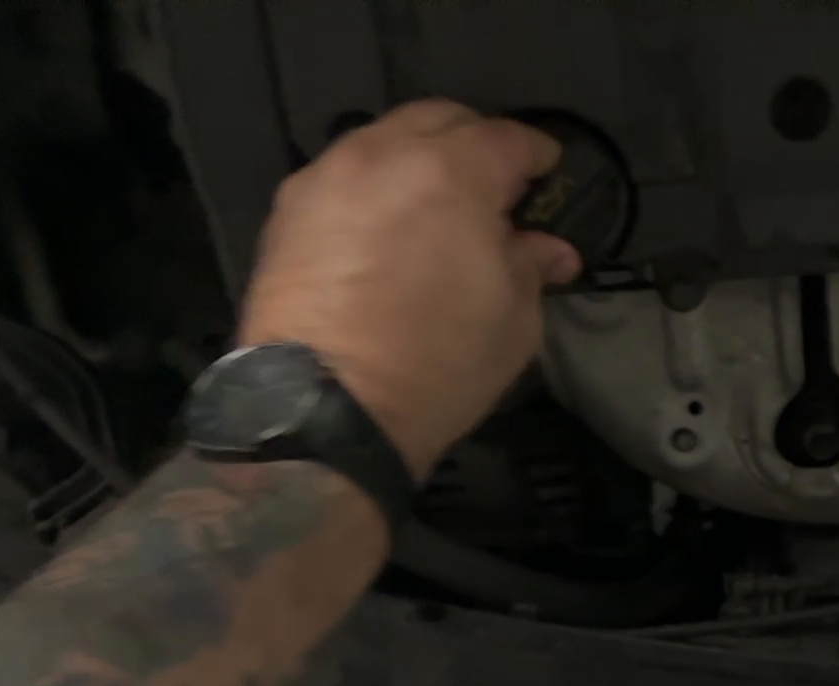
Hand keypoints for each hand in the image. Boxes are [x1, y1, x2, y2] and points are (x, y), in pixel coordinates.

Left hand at [240, 100, 581, 478]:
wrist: (329, 412)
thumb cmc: (439, 369)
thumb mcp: (512, 325)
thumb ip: (531, 269)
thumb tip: (551, 250)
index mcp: (453, 175)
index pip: (507, 139)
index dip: (536, 154)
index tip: (549, 172)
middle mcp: (384, 156)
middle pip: (441, 119)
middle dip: (476, 143)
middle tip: (496, 188)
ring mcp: (328, 177)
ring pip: (386, 141)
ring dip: (421, 162)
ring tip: (439, 209)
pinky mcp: (288, 212)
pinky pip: (345, 177)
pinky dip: (377, 188)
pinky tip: (388, 230)